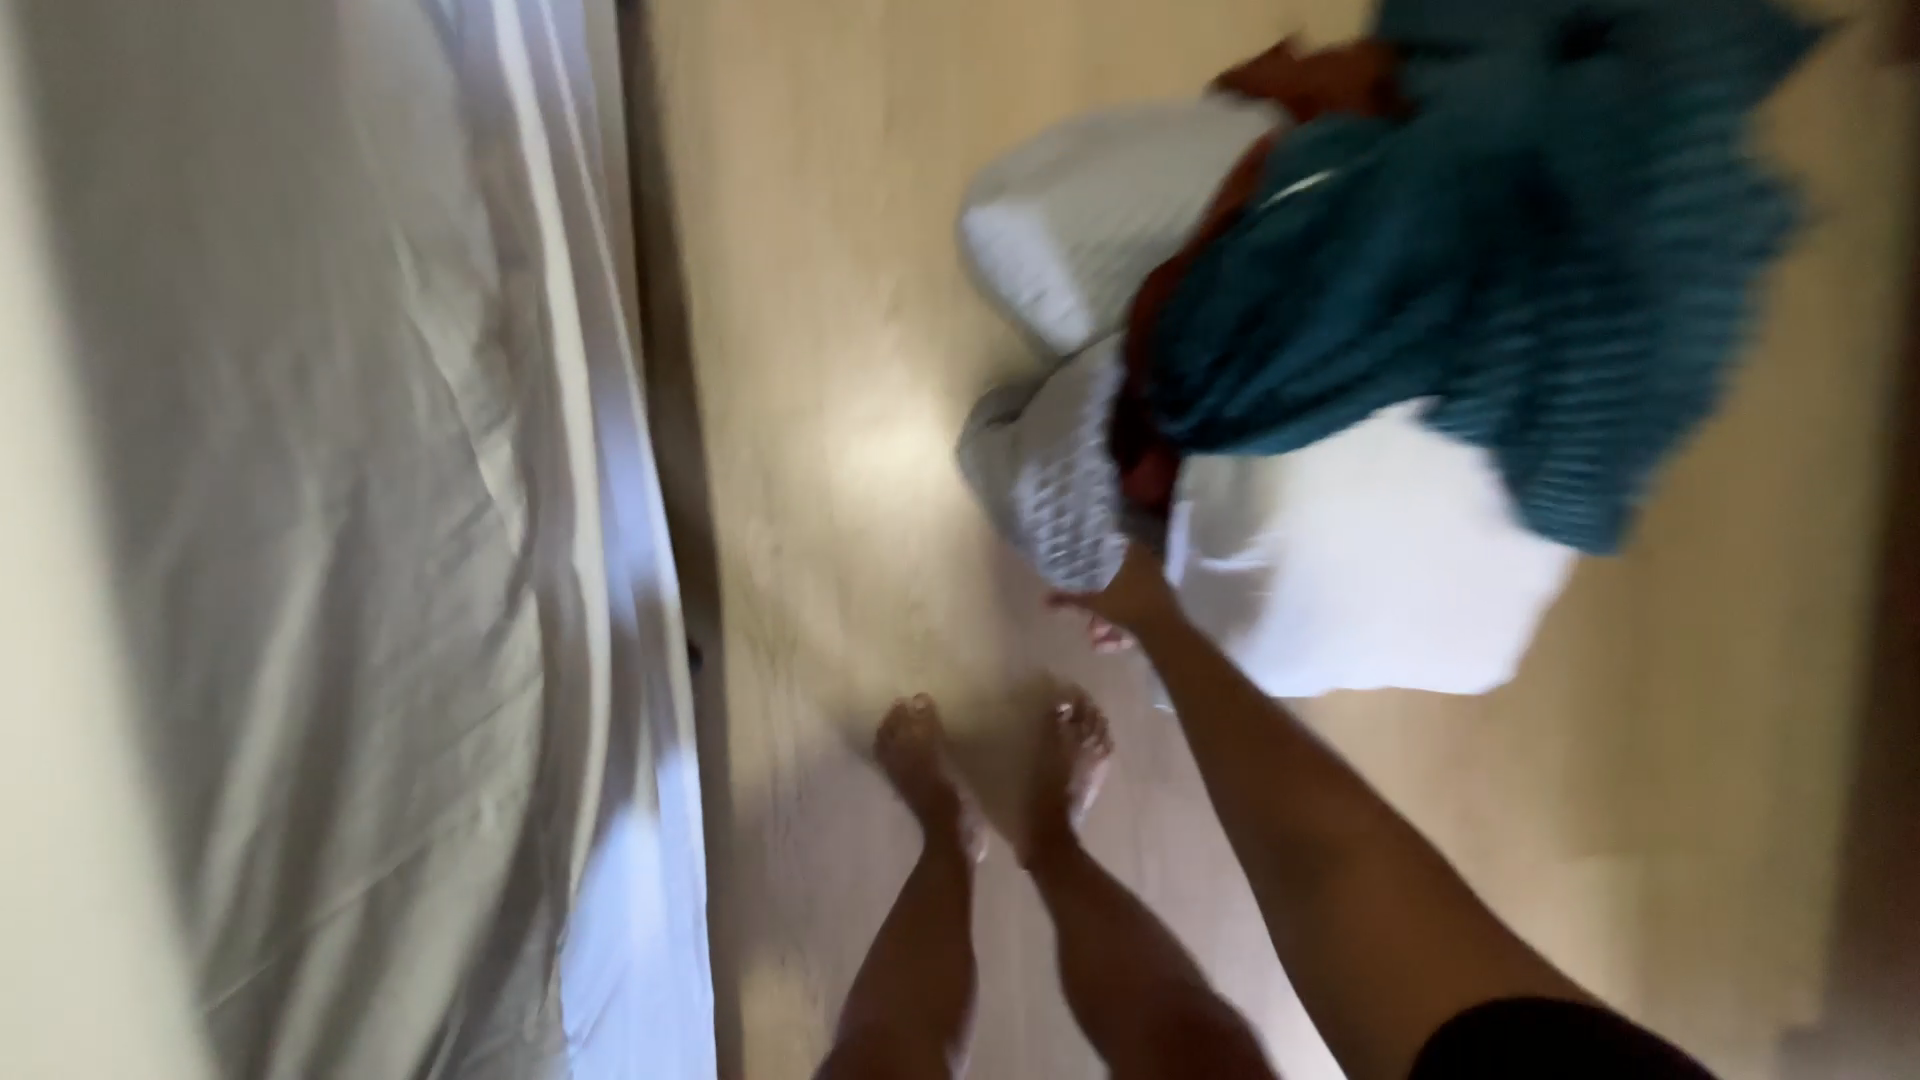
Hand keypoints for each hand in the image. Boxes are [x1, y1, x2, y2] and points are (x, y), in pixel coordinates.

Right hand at [1046, 542, 1180, 635]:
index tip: (1097, 559)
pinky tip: (1108, 647)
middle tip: (1089, 618)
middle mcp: (1149, 570)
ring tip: (1096, 640)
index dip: (1111, 550)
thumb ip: (1071, 601)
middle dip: (1103, 602)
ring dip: (1111, 621)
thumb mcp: (1095, 604)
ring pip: (1129, 603)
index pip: (1125, 545)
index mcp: (1136, 559)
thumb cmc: (1128, 607)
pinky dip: (1124, 630)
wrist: (1164, 633)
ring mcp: (1159, 591)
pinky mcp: (1165, 612)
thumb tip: (1045, 599)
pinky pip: (1139, 618)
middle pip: (1122, 580)